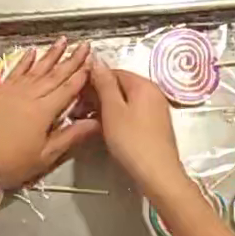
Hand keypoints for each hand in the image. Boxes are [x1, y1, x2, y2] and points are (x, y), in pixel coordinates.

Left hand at [0, 39, 100, 189]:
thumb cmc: (13, 163)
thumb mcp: (46, 155)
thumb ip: (71, 136)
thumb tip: (96, 123)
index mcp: (44, 111)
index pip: (68, 88)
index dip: (82, 75)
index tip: (93, 63)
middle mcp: (30, 95)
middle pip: (55, 74)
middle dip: (72, 59)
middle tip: (84, 45)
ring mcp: (13, 92)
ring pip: (36, 69)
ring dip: (51, 54)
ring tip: (63, 40)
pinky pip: (15, 72)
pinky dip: (25, 61)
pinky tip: (32, 52)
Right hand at [85, 55, 190, 195]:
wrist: (157, 174)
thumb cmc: (133, 142)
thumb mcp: (113, 110)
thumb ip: (104, 84)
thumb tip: (96, 61)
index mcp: (143, 85)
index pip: (113, 72)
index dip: (92, 81)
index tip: (76, 94)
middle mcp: (153, 93)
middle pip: (120, 86)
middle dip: (98, 96)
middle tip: (78, 110)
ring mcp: (155, 110)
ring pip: (125, 101)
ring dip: (106, 108)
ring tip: (88, 121)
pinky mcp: (155, 126)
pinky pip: (132, 114)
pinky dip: (117, 118)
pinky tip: (106, 129)